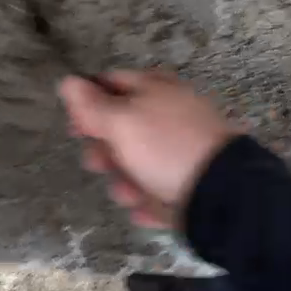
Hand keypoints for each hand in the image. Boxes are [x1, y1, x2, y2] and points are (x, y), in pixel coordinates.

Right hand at [57, 70, 237, 229]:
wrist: (224, 194)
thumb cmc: (166, 147)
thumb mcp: (121, 121)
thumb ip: (91, 104)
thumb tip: (67, 80)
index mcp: (152, 87)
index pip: (108, 84)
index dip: (86, 103)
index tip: (74, 129)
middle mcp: (166, 112)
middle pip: (121, 125)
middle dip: (104, 149)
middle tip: (98, 164)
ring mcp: (180, 147)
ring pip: (137, 160)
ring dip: (124, 180)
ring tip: (129, 194)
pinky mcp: (189, 180)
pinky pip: (158, 187)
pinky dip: (148, 199)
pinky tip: (144, 209)